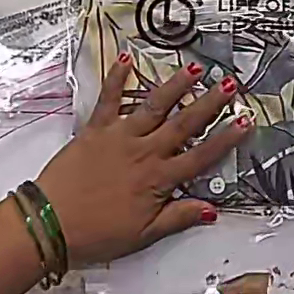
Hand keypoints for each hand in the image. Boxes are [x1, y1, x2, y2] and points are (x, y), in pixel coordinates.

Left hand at [35, 55, 252, 265]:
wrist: (49, 224)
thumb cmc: (95, 233)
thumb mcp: (143, 234)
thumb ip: (178, 217)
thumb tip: (210, 210)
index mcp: (158, 179)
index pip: (201, 156)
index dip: (226, 139)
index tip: (244, 122)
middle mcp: (144, 152)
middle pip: (184, 124)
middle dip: (210, 103)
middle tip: (228, 84)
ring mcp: (120, 137)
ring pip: (153, 106)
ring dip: (175, 86)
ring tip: (193, 68)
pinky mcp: (95, 130)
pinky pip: (108, 100)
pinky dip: (117, 79)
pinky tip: (126, 59)